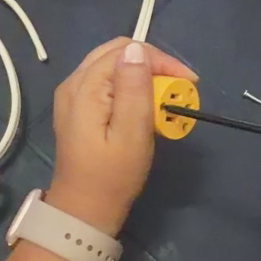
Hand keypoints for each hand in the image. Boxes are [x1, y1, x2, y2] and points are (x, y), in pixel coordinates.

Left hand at [47, 37, 196, 234]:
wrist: (83, 211)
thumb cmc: (112, 176)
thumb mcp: (131, 133)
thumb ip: (134, 89)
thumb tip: (137, 50)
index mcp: (85, 87)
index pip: (126, 51)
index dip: (161, 61)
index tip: (189, 82)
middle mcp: (73, 82)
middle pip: (117, 52)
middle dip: (153, 63)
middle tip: (180, 86)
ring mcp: (72, 94)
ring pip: (111, 64)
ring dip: (142, 72)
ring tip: (166, 93)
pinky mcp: (77, 106)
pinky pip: (105, 79)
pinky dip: (129, 83)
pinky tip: (144, 101)